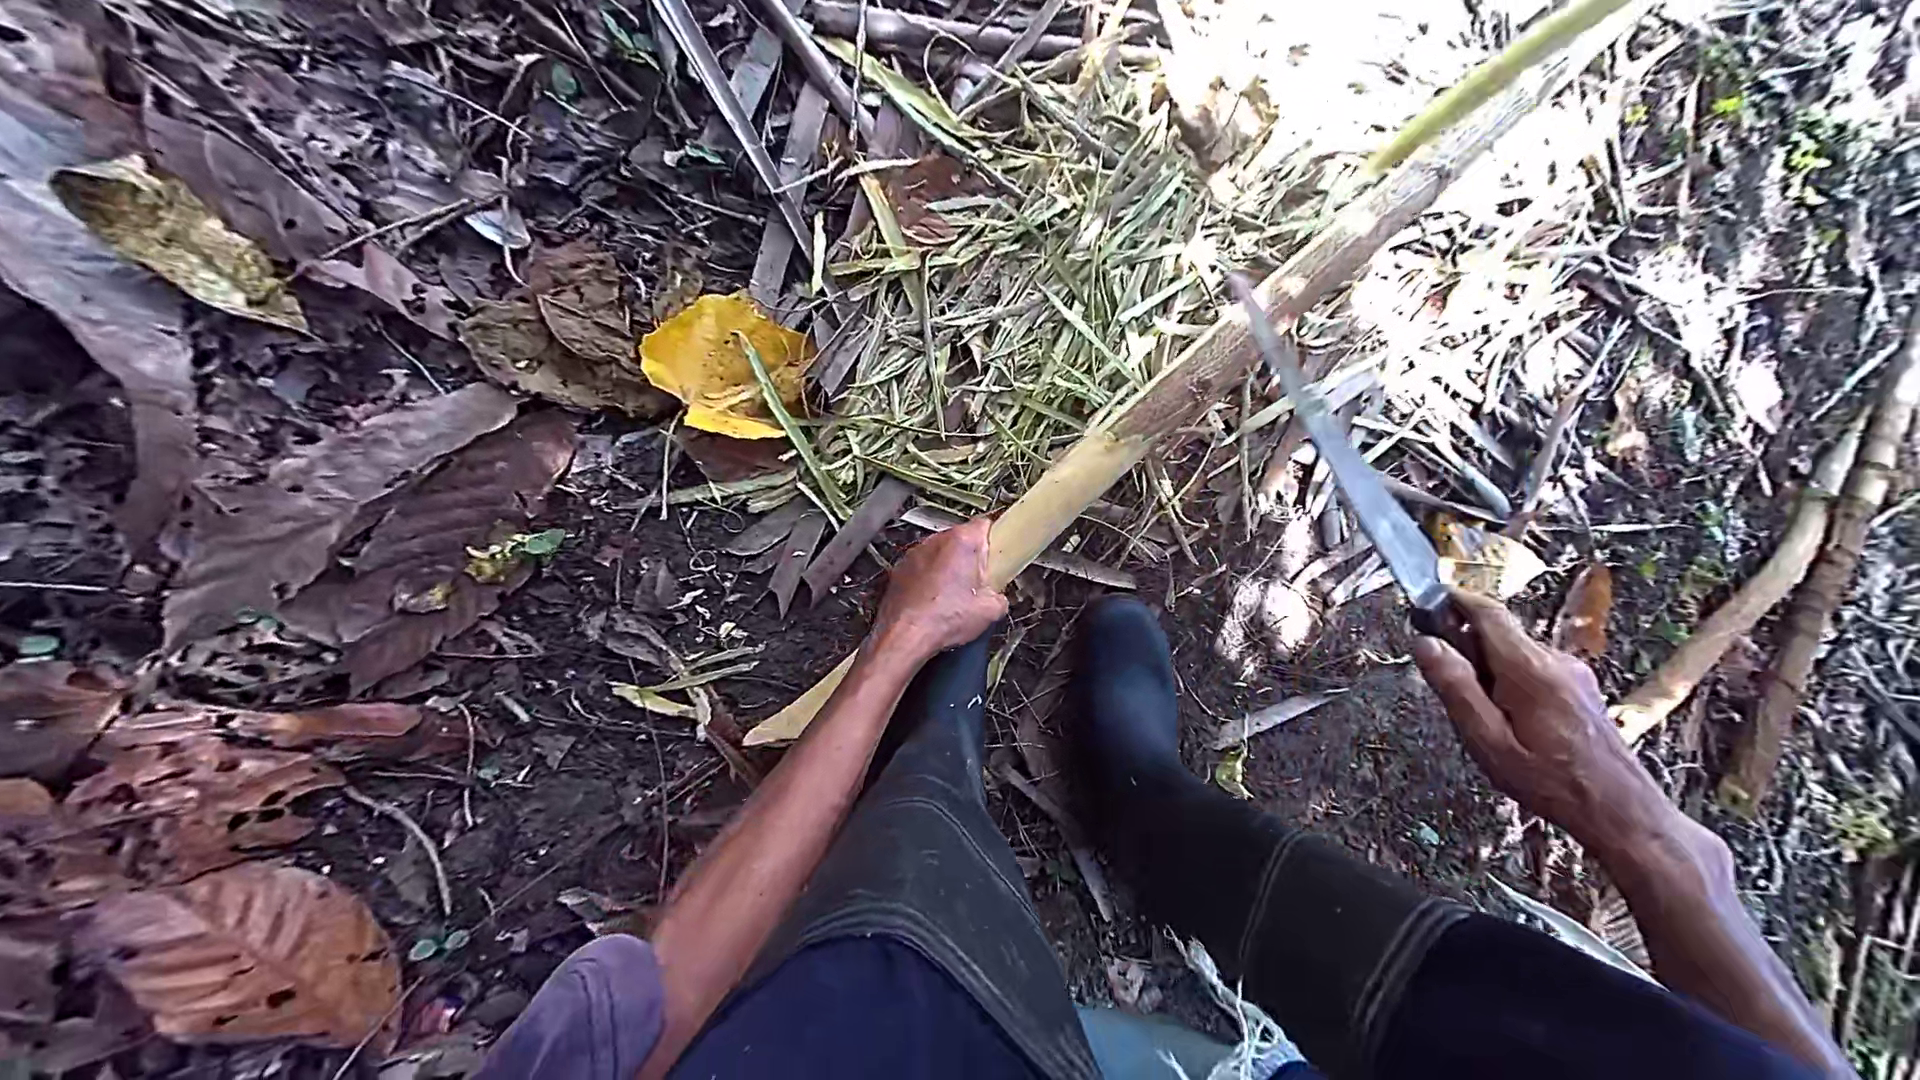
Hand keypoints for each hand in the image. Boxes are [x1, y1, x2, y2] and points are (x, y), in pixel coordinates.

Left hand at [870, 517, 1007, 660]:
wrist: (904, 635)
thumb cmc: (941, 619)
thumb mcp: (989, 611)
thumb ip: (1000, 597)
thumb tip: (998, 598)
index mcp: (962, 542)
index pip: (986, 524)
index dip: (994, 540)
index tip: (997, 554)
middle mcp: (936, 541)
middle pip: (961, 540)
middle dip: (971, 559)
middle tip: (978, 583)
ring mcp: (915, 554)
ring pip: (940, 554)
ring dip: (948, 569)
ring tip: (953, 596)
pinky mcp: (901, 569)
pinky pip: (922, 568)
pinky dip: (929, 580)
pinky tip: (934, 602)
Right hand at [1411, 588, 1680, 857]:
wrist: (1626, 816)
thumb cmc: (1550, 782)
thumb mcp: (1486, 740)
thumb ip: (1455, 687)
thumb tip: (1425, 644)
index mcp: (1529, 670)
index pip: (1488, 613)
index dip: (1453, 600)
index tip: (1426, 600)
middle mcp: (1555, 662)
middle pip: (1497, 633)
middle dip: (1463, 645)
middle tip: (1445, 684)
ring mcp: (1573, 674)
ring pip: (1512, 652)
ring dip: (1485, 667)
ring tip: (1480, 714)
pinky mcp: (1580, 688)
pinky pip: (1530, 667)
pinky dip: (1506, 678)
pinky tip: (1506, 718)